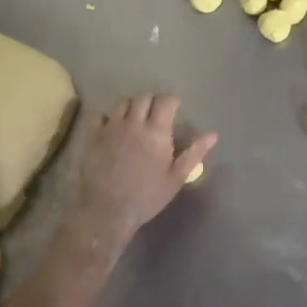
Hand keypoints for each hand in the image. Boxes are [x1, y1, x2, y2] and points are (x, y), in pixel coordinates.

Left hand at [68, 94, 215, 250]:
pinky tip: (111, 126)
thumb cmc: (147, 196)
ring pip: (122, 102)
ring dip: (132, 105)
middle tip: (156, 112)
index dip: (172, 101)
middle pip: (143, 97)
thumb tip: (213, 135)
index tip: (175, 107)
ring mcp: (111, 127)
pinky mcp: (93, 136)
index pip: (166, 101)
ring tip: (135, 116)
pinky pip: (98, 115)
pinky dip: (107, 116)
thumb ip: (194, 153)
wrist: (108, 209)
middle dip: (152, 100)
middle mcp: (134, 122)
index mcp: (157, 131)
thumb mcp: (176, 177)